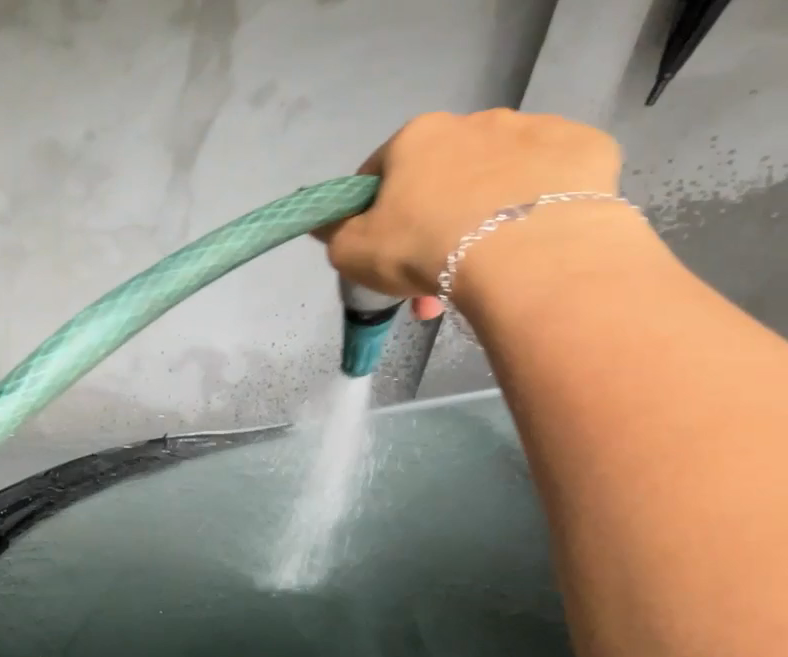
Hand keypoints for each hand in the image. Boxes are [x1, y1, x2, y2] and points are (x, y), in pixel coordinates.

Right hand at [317, 110, 623, 297]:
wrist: (527, 254)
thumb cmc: (423, 246)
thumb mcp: (349, 251)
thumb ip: (335, 232)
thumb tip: (332, 221)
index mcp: (417, 137)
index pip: (379, 170)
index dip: (373, 210)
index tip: (379, 245)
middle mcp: (476, 120)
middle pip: (441, 176)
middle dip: (431, 221)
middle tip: (427, 271)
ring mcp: (538, 129)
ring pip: (494, 180)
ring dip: (479, 218)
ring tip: (478, 270)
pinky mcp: (588, 148)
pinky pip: (548, 181)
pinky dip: (533, 207)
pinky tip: (525, 243)